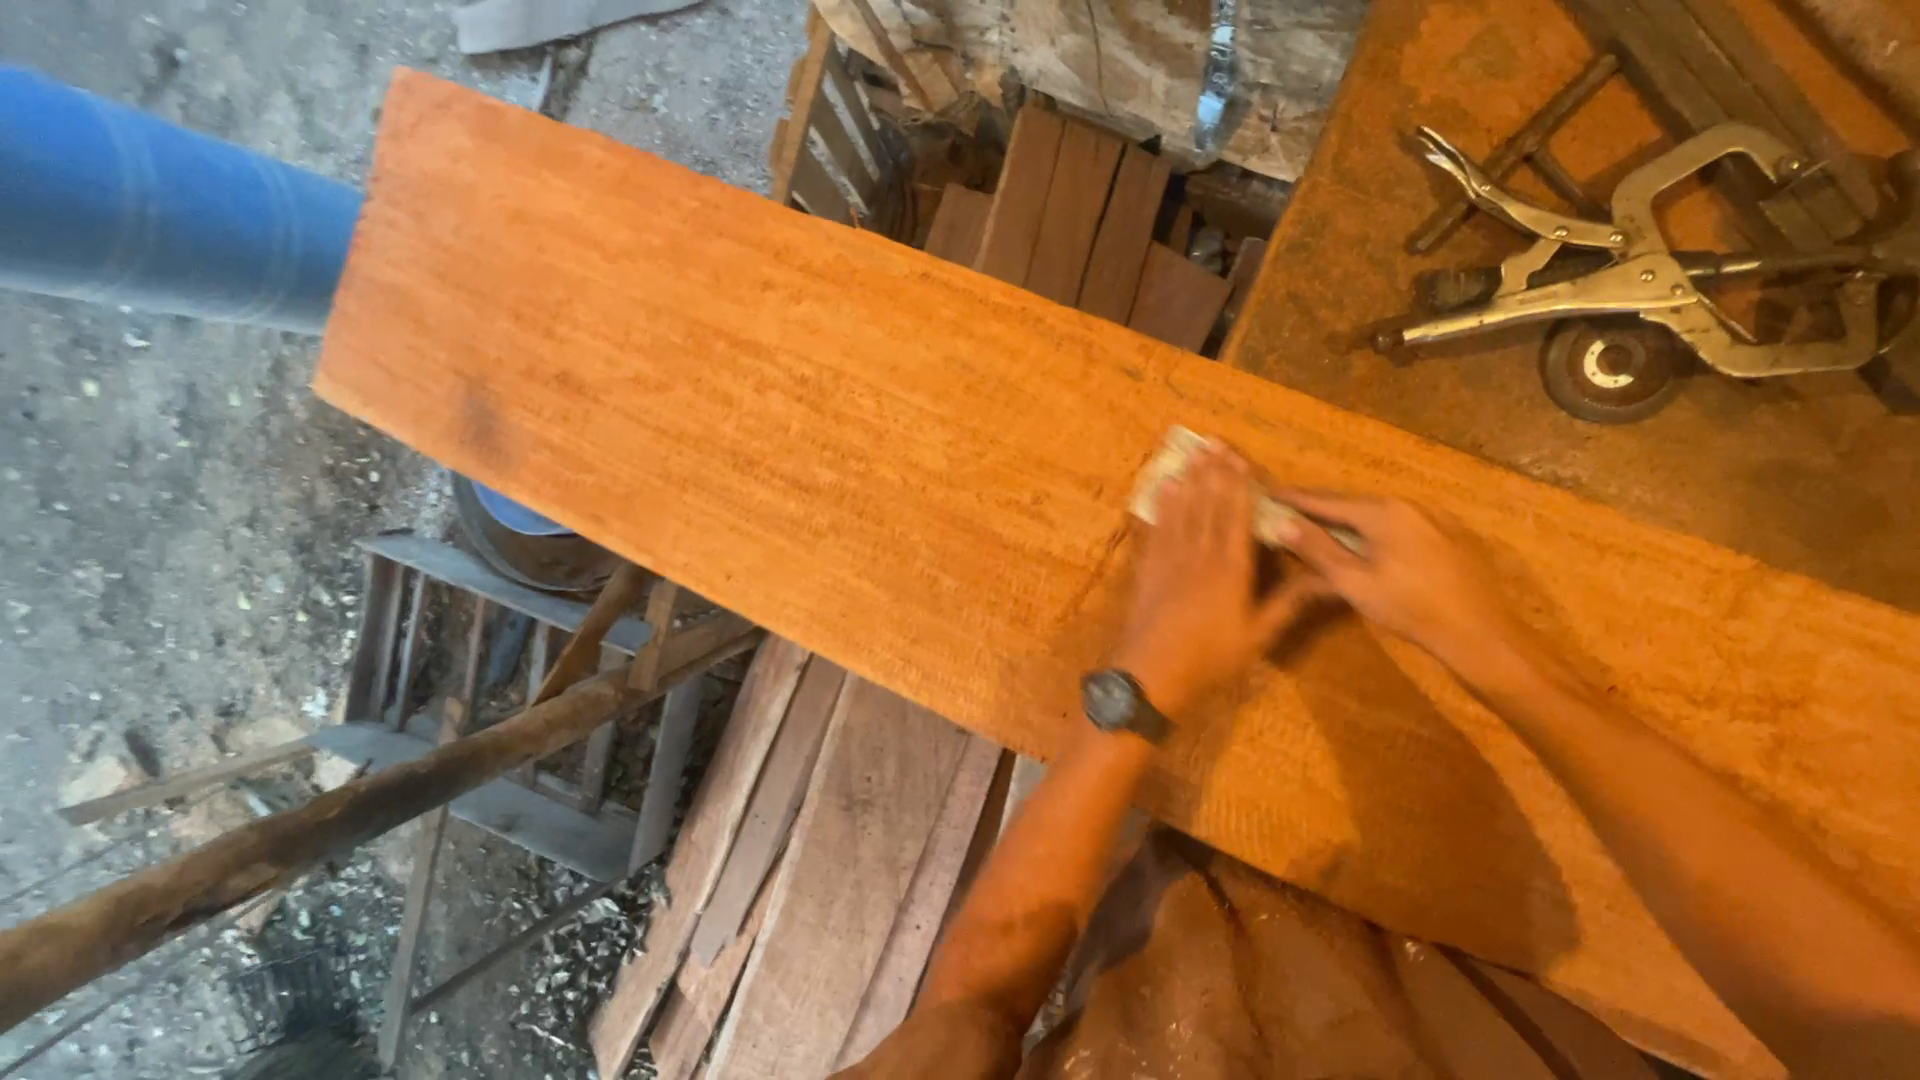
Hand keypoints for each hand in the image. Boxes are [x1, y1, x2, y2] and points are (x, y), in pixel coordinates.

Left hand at [1112, 446, 1329, 717]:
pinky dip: (1161, 506)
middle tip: (1214, 442)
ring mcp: (1168, 559)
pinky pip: (1155, 529)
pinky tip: (1163, 489)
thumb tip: (1325, 579)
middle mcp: (1199, 555)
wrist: (1150, 674)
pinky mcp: (1147, 569)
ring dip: (1188, 480)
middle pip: (1207, 505)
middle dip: (1212, 472)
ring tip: (1191, 454)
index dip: (1238, 485)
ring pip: (1181, 511)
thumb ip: (1288, 604)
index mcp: (1230, 569)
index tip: (1240, 457)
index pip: (1236, 517)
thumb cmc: (1210, 659)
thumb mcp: (1257, 637)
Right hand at [1270, 491, 1535, 676]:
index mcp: (1382, 512)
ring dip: (1347, 517)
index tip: (1269, 492)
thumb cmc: (1410, 608)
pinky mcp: (1451, 535)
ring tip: (1323, 524)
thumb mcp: (1354, 582)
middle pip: (1353, 502)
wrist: (1481, 633)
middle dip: (1319, 505)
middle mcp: (1409, 505)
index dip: (1295, 498)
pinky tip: (1370, 542)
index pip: (1326, 500)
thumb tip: (1283, 522)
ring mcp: (1435, 518)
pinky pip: (1403, 523)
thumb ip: (1317, 549)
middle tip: (1289, 507)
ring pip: (1379, 512)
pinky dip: (1376, 527)